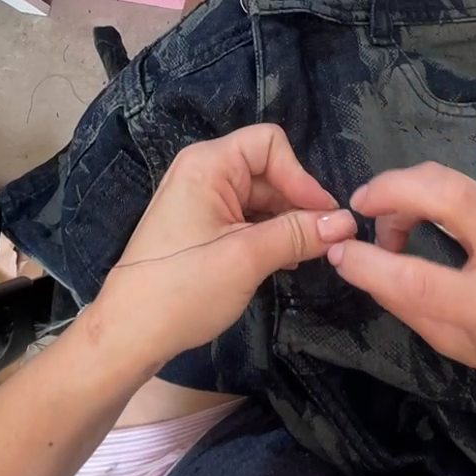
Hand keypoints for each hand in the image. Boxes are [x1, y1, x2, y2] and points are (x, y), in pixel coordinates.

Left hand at [83, 124, 357, 372]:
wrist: (130, 332)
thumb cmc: (185, 287)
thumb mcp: (247, 258)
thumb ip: (297, 234)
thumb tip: (345, 222)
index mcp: (208, 163)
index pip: (269, 144)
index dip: (300, 176)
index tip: (324, 216)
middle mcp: (203, 171)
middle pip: (266, 169)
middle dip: (297, 201)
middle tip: (326, 242)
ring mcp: (200, 198)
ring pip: (259, 196)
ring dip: (286, 221)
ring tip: (309, 255)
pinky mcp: (201, 224)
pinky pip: (245, 216)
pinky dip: (268, 233)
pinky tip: (286, 260)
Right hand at [327, 162, 475, 403]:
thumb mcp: (462, 348)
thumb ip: (409, 306)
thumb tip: (358, 266)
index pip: (421, 278)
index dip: (369, 263)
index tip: (337, 252)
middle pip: (444, 194)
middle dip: (391, 190)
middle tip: (360, 206)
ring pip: (447, 178)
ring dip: (402, 188)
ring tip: (383, 220)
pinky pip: (455, 181)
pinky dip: (420, 189)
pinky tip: (409, 213)